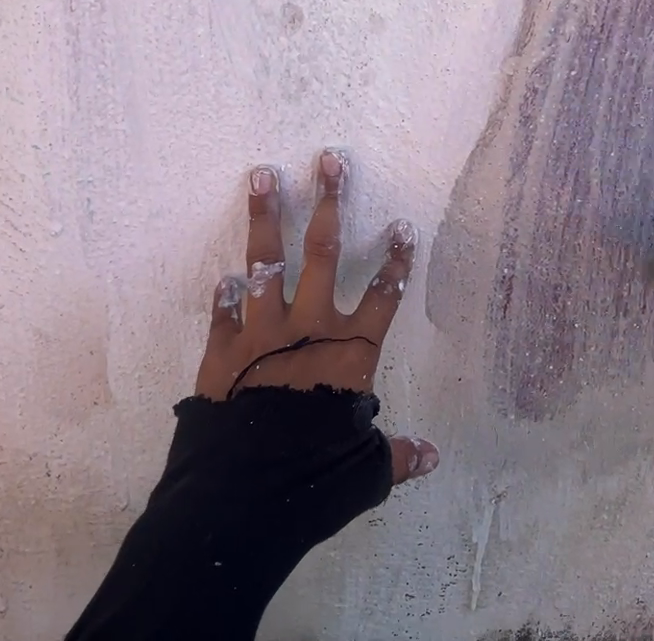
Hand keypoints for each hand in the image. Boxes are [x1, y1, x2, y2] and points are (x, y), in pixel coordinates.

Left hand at [193, 149, 439, 485]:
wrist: (243, 493)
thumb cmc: (314, 476)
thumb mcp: (363, 469)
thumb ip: (394, 456)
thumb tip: (431, 457)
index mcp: (350, 351)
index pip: (384, 296)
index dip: (396, 262)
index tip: (402, 226)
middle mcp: (309, 327)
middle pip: (324, 252)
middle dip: (328, 203)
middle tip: (328, 161)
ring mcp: (262, 333)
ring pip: (267, 262)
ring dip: (264, 217)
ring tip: (261, 175)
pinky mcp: (223, 351)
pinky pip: (224, 313)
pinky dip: (226, 294)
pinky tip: (225, 275)